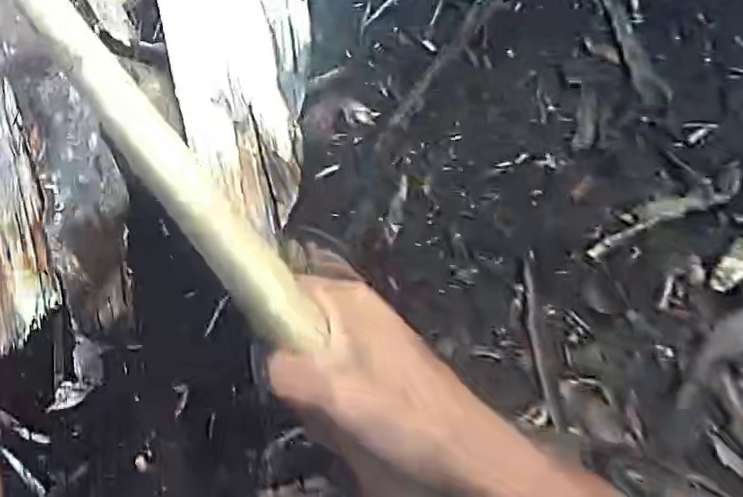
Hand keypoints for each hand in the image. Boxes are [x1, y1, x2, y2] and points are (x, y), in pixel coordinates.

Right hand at [264, 275, 613, 496]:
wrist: (477, 460)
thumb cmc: (408, 416)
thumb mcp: (337, 393)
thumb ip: (288, 370)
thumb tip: (265, 364)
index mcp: (343, 294)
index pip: (278, 283)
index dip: (266, 316)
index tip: (273, 354)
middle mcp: (353, 302)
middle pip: (292, 319)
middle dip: (293, 360)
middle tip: (310, 394)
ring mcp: (368, 330)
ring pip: (311, 347)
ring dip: (313, 382)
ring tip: (334, 413)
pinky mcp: (378, 358)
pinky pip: (332, 365)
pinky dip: (332, 391)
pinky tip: (350, 419)